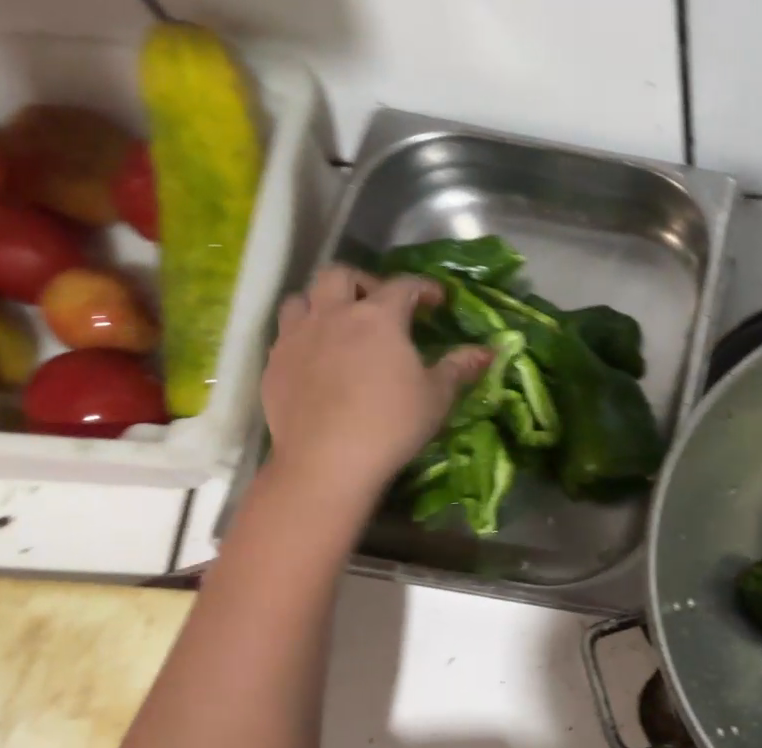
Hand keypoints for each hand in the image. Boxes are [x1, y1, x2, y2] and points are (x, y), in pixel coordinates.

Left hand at [262, 266, 491, 496]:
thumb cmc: (392, 423)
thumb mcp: (437, 396)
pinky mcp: (274, 363)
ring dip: (322, 303)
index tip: (437, 301)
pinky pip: (285, 334)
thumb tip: (487, 351)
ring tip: (339, 326)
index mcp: (378, 317)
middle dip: (363, 282)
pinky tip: (319, 361)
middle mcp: (332, 314)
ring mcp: (297, 336)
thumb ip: (459, 368)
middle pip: (340, 275)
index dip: (423, 288)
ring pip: (303, 298)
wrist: (328, 459)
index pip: (403, 285)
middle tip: (380, 306)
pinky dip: (304, 336)